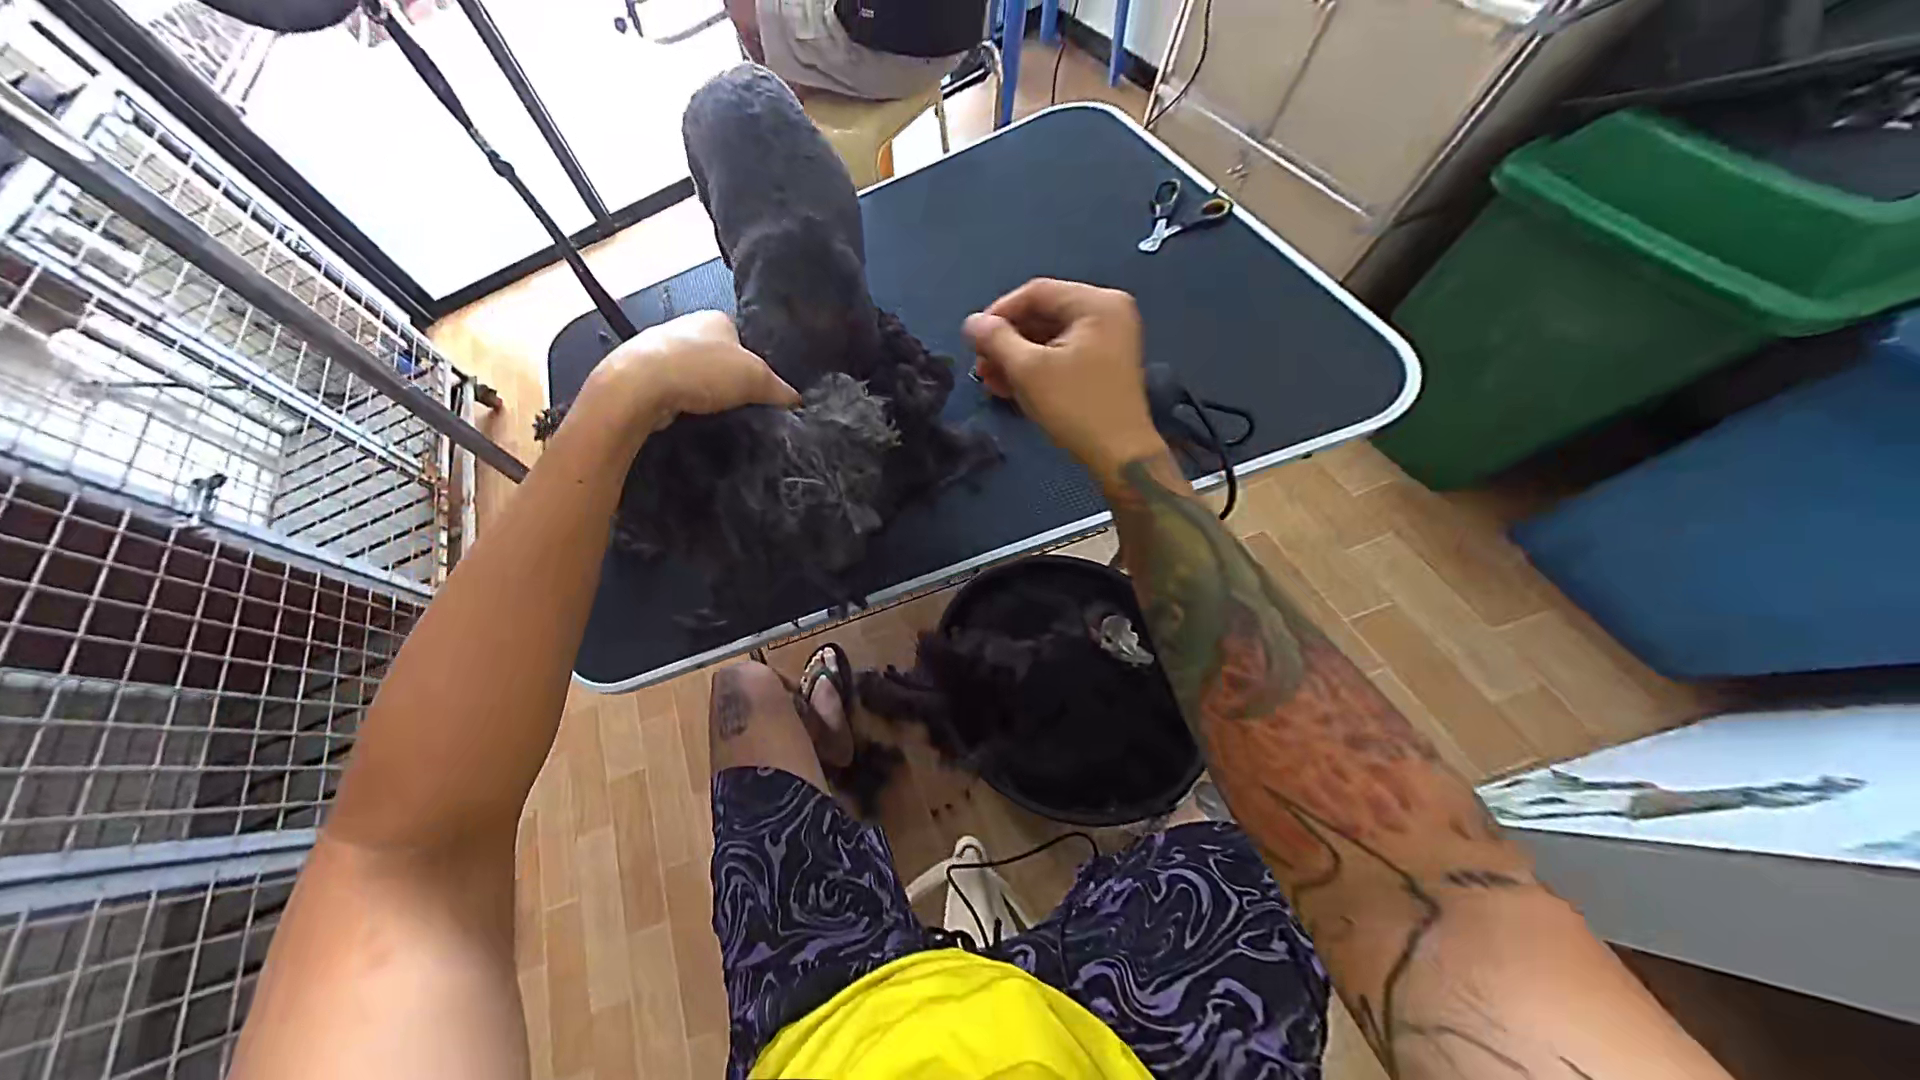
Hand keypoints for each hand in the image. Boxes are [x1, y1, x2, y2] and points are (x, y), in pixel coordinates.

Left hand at [581, 310, 799, 434]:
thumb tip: (797, 400)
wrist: (639, 387)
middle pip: (722, 357)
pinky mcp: (643, 372)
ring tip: (719, 414)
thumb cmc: (703, 371)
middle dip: (731, 379)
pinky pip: (675, 387)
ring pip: (697, 373)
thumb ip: (780, 388)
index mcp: (716, 317)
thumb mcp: (756, 378)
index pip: (747, 339)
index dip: (759, 363)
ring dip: (706, 391)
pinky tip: (691, 415)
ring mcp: (662, 347)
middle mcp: (688, 325)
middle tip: (746, 405)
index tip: (764, 388)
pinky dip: (685, 401)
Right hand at [963, 278, 1165, 480]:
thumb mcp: (1029, 371)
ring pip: (1049, 338)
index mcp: (1097, 304)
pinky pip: (1062, 355)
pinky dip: (1036, 368)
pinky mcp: (1104, 365)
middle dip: (1006, 340)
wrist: (1120, 456)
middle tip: (979, 364)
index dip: (998, 313)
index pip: (1036, 293)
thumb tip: (971, 322)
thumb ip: (996, 340)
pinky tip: (1009, 386)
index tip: (972, 338)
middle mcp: (1107, 313)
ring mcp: (1108, 340)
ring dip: (1016, 357)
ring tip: (988, 380)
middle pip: (1043, 314)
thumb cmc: (1076, 408)